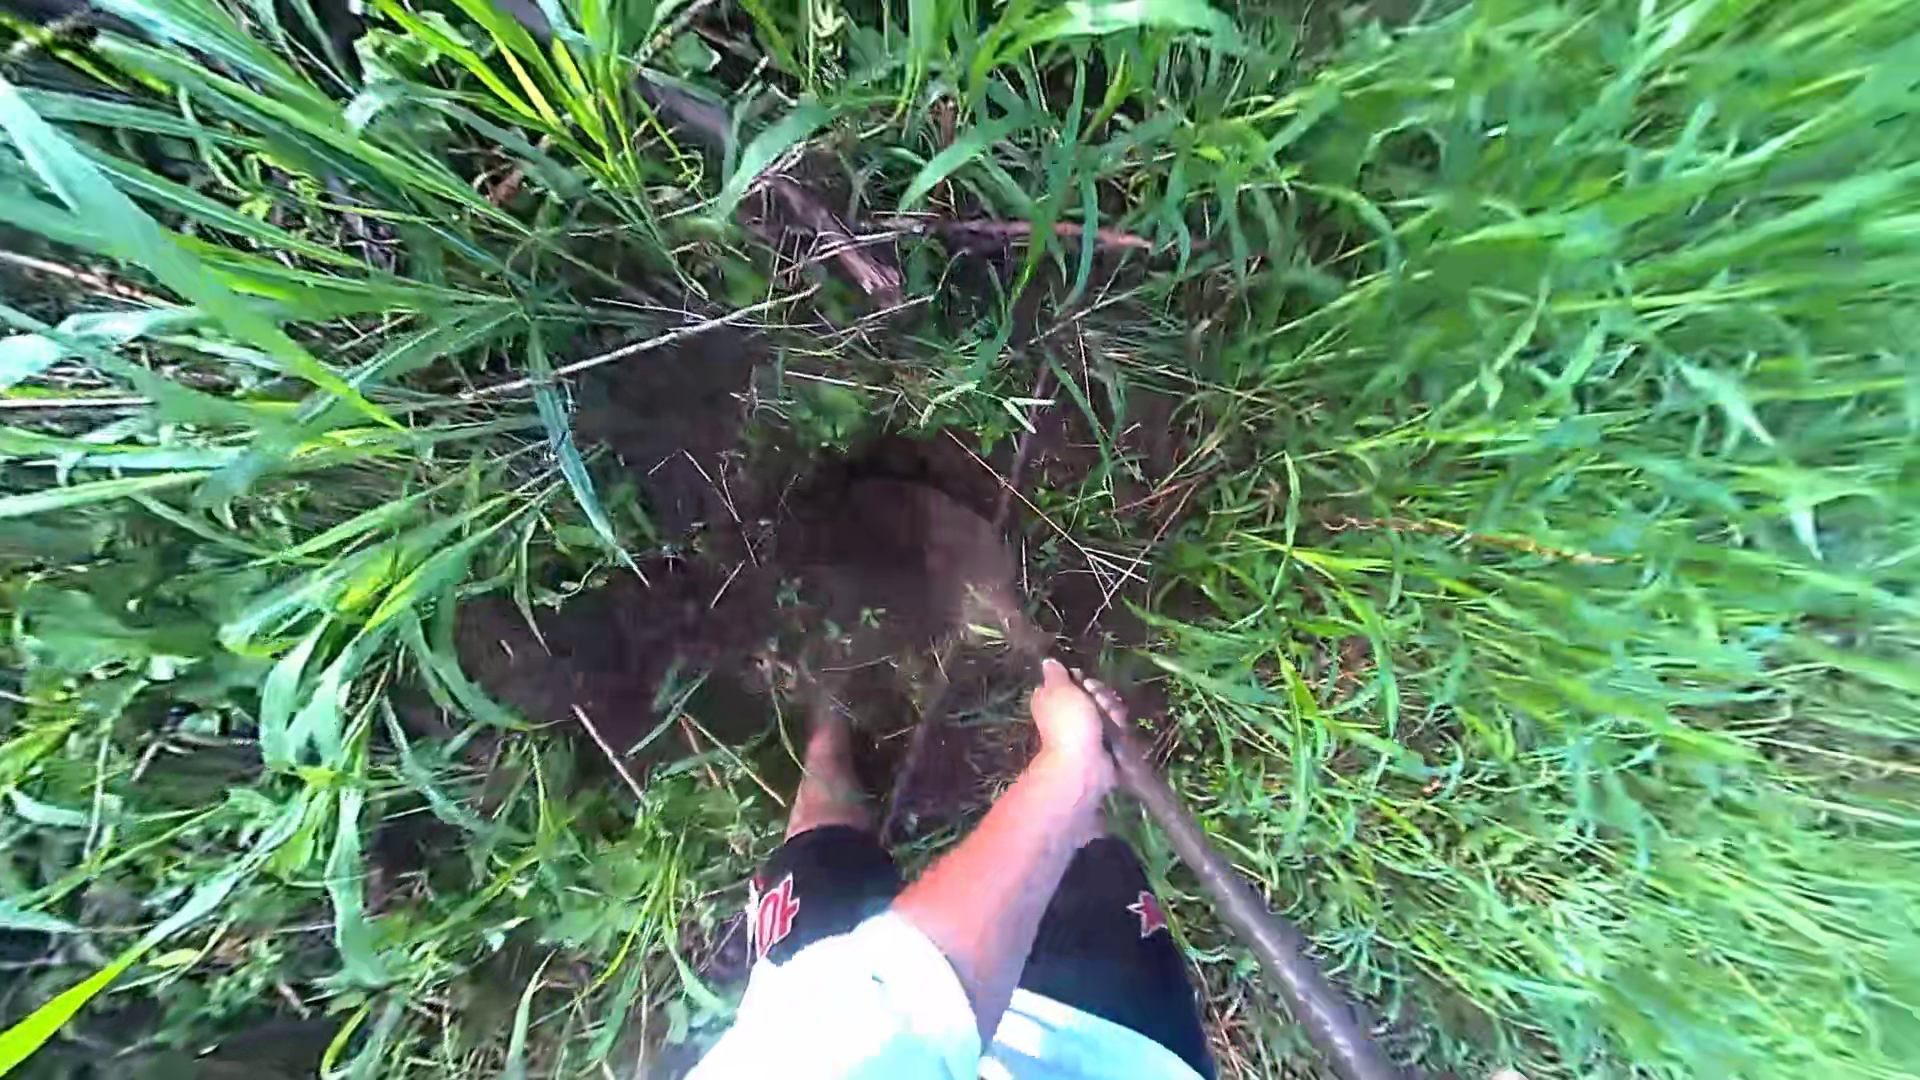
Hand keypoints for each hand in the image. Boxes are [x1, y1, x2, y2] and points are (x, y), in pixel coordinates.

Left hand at [1028, 658, 1118, 793]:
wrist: (1083, 764)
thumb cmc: (1068, 722)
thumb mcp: (1059, 689)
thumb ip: (1056, 674)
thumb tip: (1048, 662)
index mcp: (1052, 699)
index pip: (1073, 680)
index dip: (1082, 679)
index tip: (1085, 681)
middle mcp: (1069, 712)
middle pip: (1093, 693)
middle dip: (1101, 694)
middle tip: (1098, 701)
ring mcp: (1087, 728)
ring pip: (1107, 708)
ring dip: (1112, 710)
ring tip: (1110, 718)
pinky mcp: (1104, 741)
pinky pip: (1116, 726)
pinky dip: (1118, 726)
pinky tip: (1117, 728)